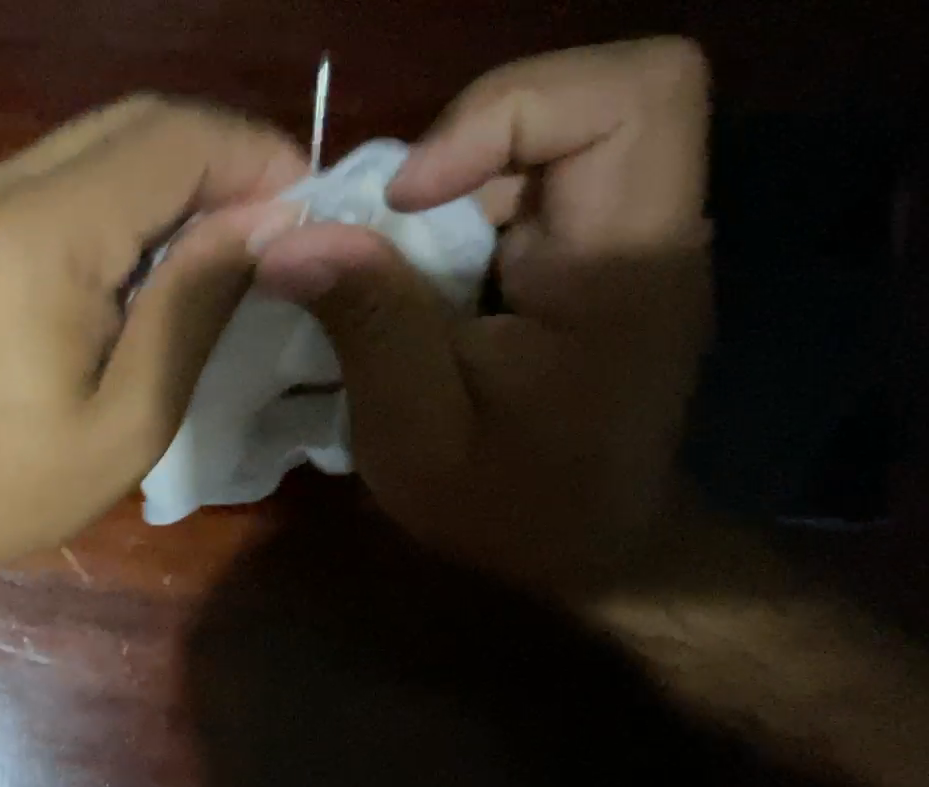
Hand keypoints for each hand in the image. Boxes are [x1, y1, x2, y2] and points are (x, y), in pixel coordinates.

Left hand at [0, 96, 307, 588]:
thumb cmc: (15, 486)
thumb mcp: (133, 416)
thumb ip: (198, 300)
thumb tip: (265, 218)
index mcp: (40, 234)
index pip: (175, 140)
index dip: (256, 159)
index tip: (305, 210)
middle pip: (133, 124)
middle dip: (214, 159)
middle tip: (265, 226)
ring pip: (90, 145)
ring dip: (162, 177)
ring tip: (211, 246)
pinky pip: (48, 181)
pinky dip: (107, 199)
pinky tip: (134, 259)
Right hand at [254, 37, 713, 595]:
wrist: (585, 549)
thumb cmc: (506, 503)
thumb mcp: (413, 429)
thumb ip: (365, 322)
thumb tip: (286, 241)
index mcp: (622, 263)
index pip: (627, 95)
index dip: (506, 110)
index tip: (408, 196)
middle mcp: (643, 229)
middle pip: (586, 98)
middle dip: (463, 143)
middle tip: (385, 223)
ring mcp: (620, 242)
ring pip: (546, 139)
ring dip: (449, 184)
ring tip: (385, 263)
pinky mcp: (588, 261)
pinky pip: (525, 190)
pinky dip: (453, 214)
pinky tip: (412, 283)